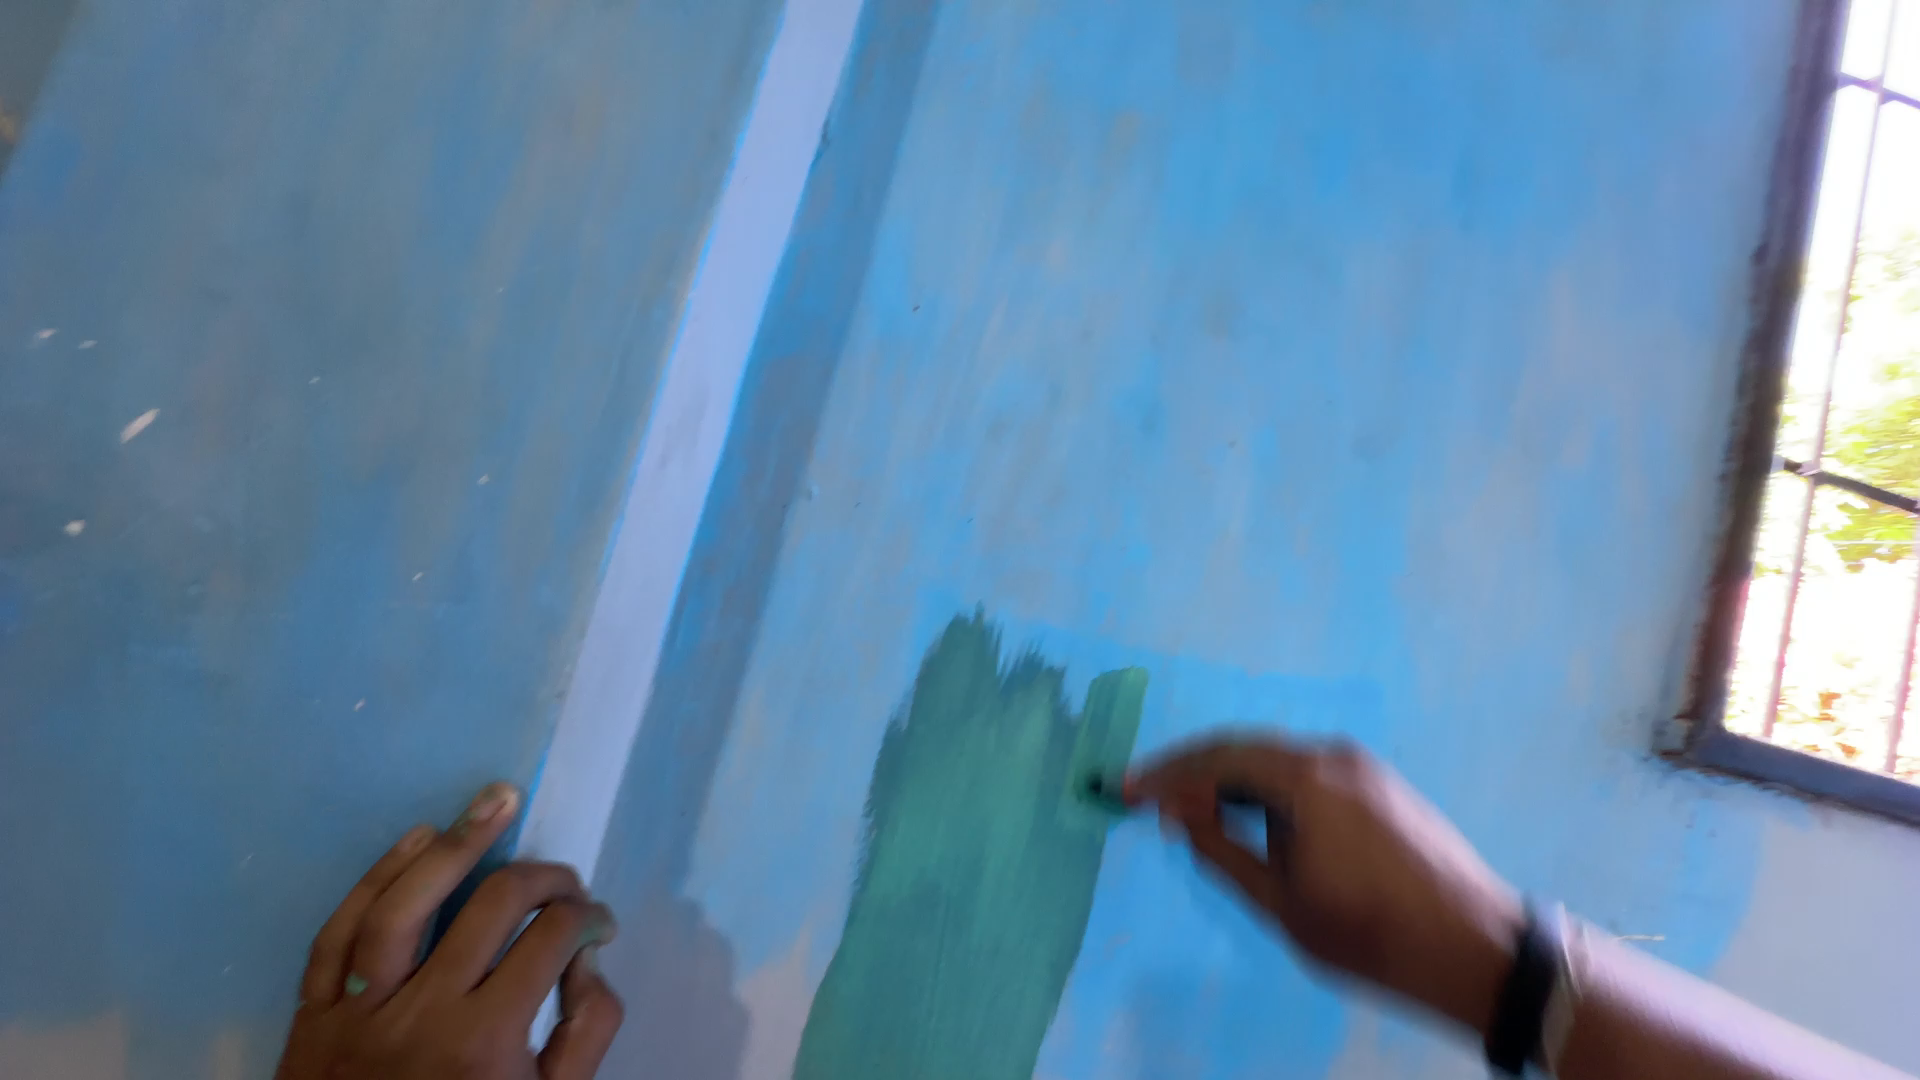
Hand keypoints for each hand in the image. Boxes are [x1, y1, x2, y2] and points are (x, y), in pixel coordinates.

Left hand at [275, 783, 623, 1079]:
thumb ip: (589, 1027)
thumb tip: (587, 955)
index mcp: (483, 1042)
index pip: (555, 936)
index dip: (590, 916)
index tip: (598, 926)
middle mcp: (420, 1017)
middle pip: (496, 904)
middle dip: (548, 877)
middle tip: (567, 883)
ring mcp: (356, 1014)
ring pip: (406, 904)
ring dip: (459, 842)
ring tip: (499, 799)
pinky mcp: (312, 1017)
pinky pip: (336, 934)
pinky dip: (376, 877)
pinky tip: (418, 836)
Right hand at [1127, 735, 1522, 1035]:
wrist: (1485, 952)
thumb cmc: (1374, 935)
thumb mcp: (1282, 904)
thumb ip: (1221, 852)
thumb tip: (1177, 815)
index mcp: (1304, 779)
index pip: (1215, 760)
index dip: (1164, 775)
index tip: (1125, 791)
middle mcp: (1328, 755)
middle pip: (1239, 748)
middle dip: (1188, 770)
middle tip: (1147, 792)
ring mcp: (1356, 765)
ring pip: (1270, 757)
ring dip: (1225, 778)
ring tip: (1189, 806)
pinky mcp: (1373, 782)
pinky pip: (1300, 770)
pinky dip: (1262, 786)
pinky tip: (1246, 811)